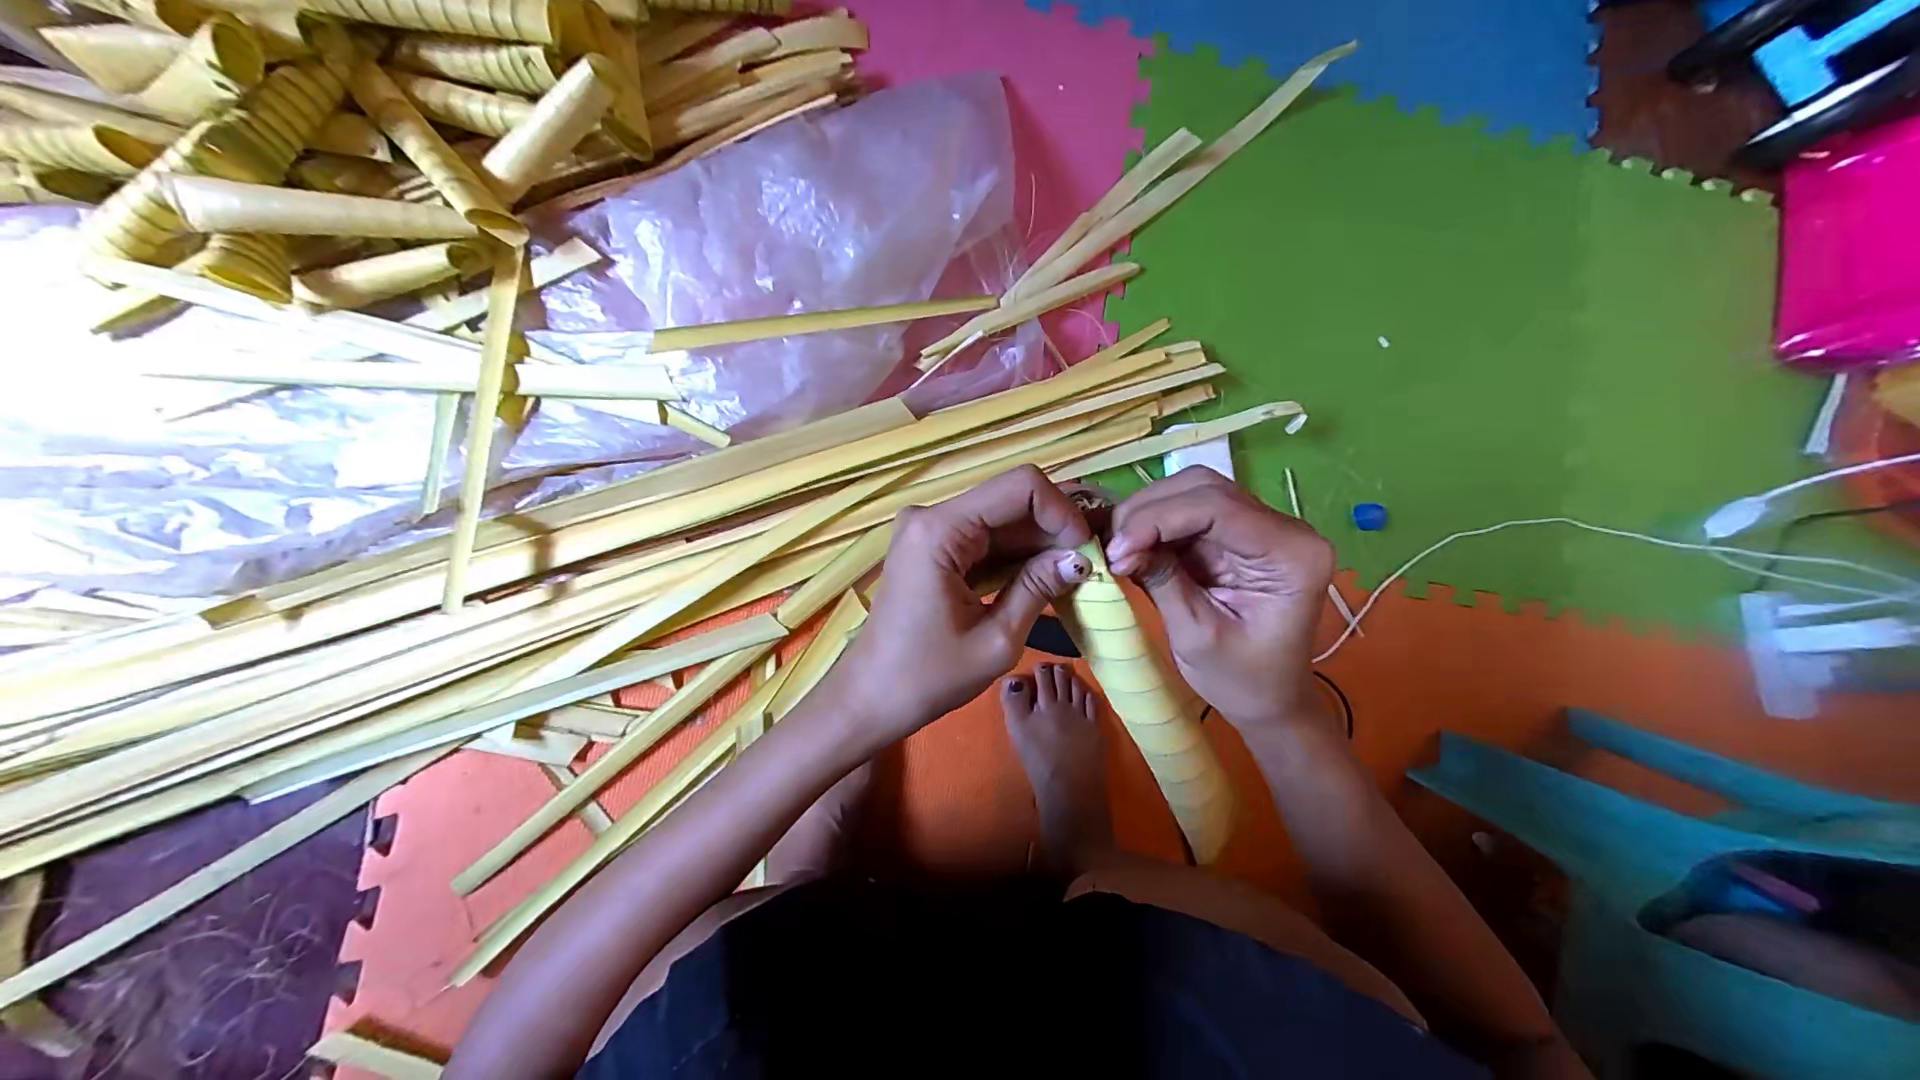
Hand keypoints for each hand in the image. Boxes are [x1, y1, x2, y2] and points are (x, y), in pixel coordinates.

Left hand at [823, 466, 1093, 741]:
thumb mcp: (996, 640)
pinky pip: (986, 537)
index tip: (1086, 550)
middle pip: (1011, 499)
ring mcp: (930, 529)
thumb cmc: (927, 678)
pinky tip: (1045, 575)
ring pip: (1003, 518)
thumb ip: (1038, 587)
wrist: (870, 699)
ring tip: (1076, 572)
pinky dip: (1017, 554)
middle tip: (1092, 563)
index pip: (1020, 486)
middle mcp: (932, 516)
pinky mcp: (933, 546)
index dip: (1062, 511)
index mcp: (939, 529)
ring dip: (1041, 542)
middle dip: (1055, 528)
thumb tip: (1082, 557)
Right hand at [1105, 467, 1333, 732]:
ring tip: (1118, 548)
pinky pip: (1189, 512)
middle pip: (1205, 488)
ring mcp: (1260, 528)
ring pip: (1193, 492)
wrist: (1270, 700)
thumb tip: (1118, 546)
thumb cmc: (1242, 680)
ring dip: (1147, 514)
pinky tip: (1132, 546)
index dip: (1158, 519)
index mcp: (1292, 554)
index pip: (1217, 508)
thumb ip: (1162, 581)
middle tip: (1111, 547)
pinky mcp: (1236, 535)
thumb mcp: (1196, 635)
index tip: (1116, 550)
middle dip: (1148, 511)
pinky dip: (1154, 525)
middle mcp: (1283, 529)